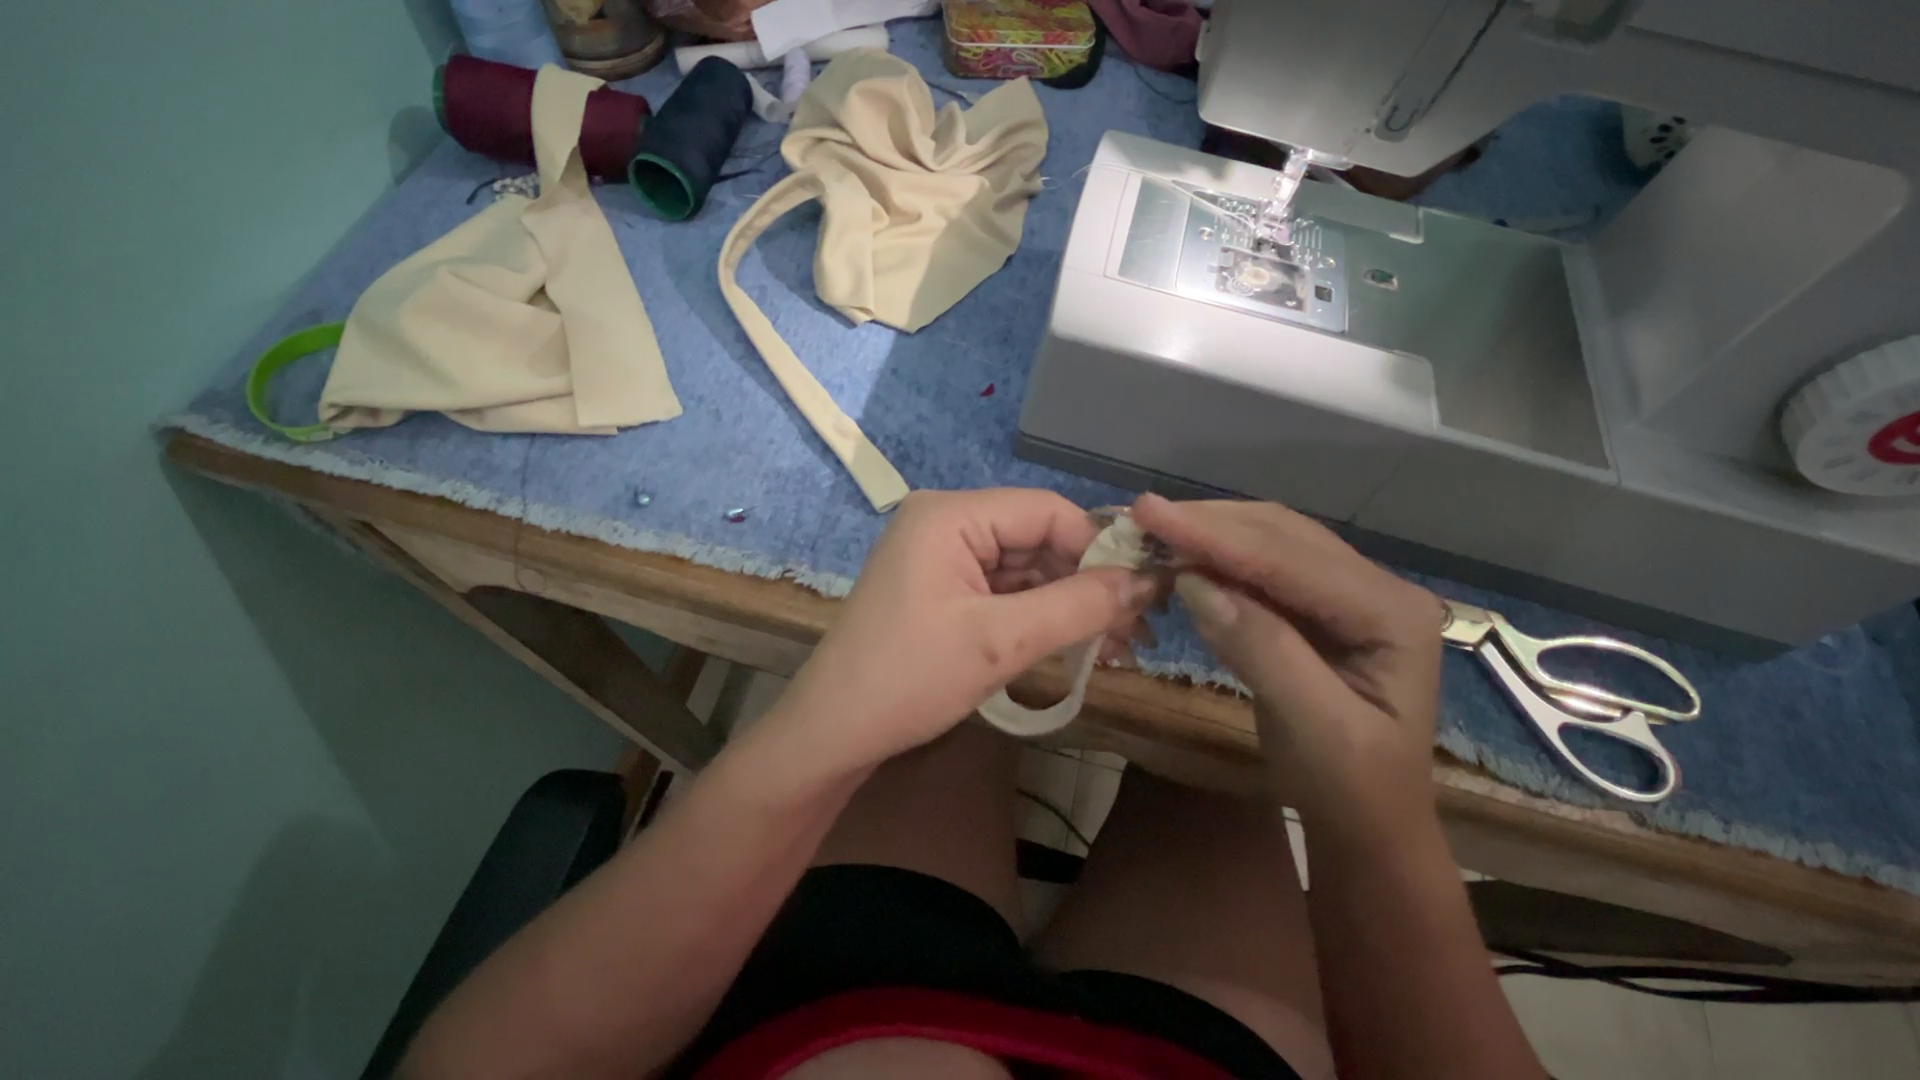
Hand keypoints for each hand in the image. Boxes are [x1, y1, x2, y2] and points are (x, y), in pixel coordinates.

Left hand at [773, 489, 1157, 776]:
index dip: (1099, 548)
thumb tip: (1146, 582)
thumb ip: (1077, 606)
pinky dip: (1040, 616)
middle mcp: (946, 522)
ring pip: (1026, 568)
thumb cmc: (909, 679)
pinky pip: (1005, 591)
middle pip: (1038, 538)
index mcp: (951, 515)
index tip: (1143, 593)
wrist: (834, 732)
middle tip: (1137, 630)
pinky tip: (1077, 644)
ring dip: (1069, 604)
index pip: (1047, 511)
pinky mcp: (943, 590)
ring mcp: (942, 557)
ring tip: (1117, 647)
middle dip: (1088, 582)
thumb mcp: (1000, 642)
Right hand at [1131, 494, 1444, 826]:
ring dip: (1212, 535)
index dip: (1217, 536)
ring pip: (1272, 543)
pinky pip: (1263, 570)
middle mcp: (1377, 588)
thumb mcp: (1312, 727)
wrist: (1368, 823)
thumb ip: (1262, 649)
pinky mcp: (1320, 609)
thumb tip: (1195, 583)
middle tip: (1140, 516)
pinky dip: (1219, 561)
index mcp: (1392, 612)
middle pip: (1283, 536)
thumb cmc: (1349, 786)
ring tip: (1153, 529)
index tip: (1149, 513)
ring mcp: (1349, 595)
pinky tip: (1184, 557)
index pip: (1292, 560)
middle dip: (1210, 524)